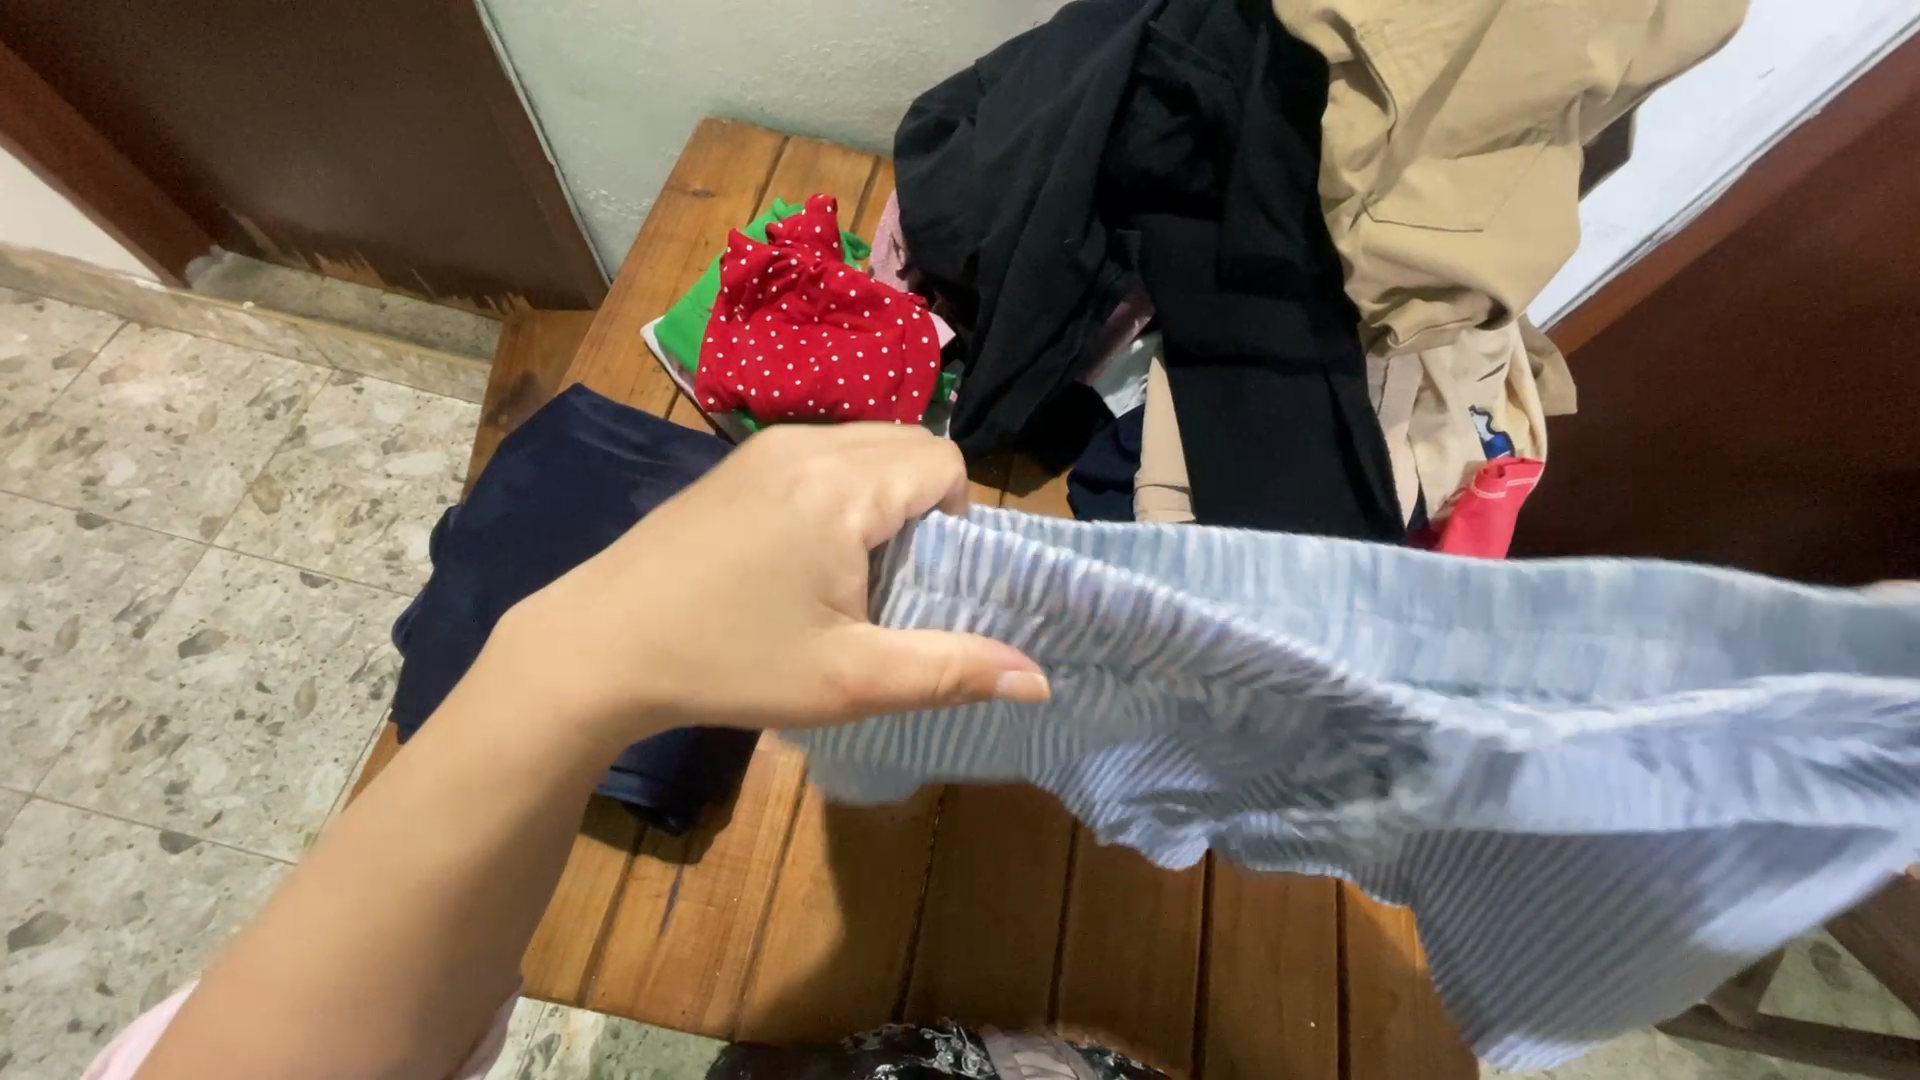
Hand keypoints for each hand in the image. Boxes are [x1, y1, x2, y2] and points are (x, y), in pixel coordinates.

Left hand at [478, 423, 1048, 745]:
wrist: (599, 645)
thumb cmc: (730, 663)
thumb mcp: (850, 680)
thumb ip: (952, 670)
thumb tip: (1040, 680)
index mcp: (843, 487)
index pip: (945, 464)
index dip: (956, 520)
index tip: (923, 580)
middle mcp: (808, 445)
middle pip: (911, 443)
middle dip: (927, 502)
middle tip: (896, 576)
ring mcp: (765, 446)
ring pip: (868, 443)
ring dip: (887, 492)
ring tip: (854, 567)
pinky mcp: (738, 460)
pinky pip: (825, 451)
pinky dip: (846, 486)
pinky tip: (805, 551)